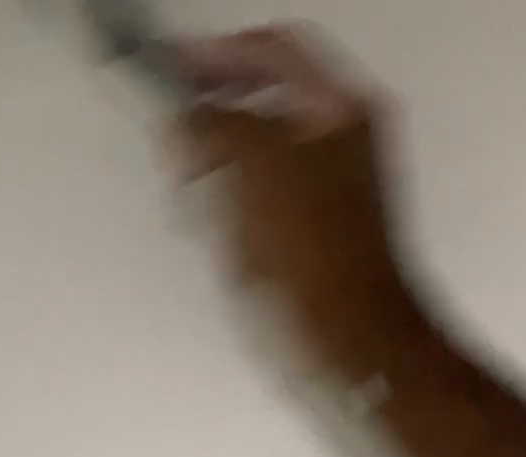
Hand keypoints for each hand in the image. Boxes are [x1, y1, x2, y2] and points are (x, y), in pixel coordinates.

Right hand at [173, 25, 423, 375]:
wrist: (352, 336)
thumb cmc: (325, 260)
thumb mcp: (256, 164)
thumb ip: (214, 121)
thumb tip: (188, 114)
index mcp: (342, 109)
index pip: (270, 51)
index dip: (215, 57)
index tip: (173, 73)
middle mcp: (341, 146)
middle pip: (260, 112)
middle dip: (218, 139)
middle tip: (191, 153)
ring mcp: (329, 194)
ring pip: (255, 169)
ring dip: (228, 193)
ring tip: (225, 221)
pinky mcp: (313, 239)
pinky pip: (260, 217)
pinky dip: (243, 230)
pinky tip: (246, 254)